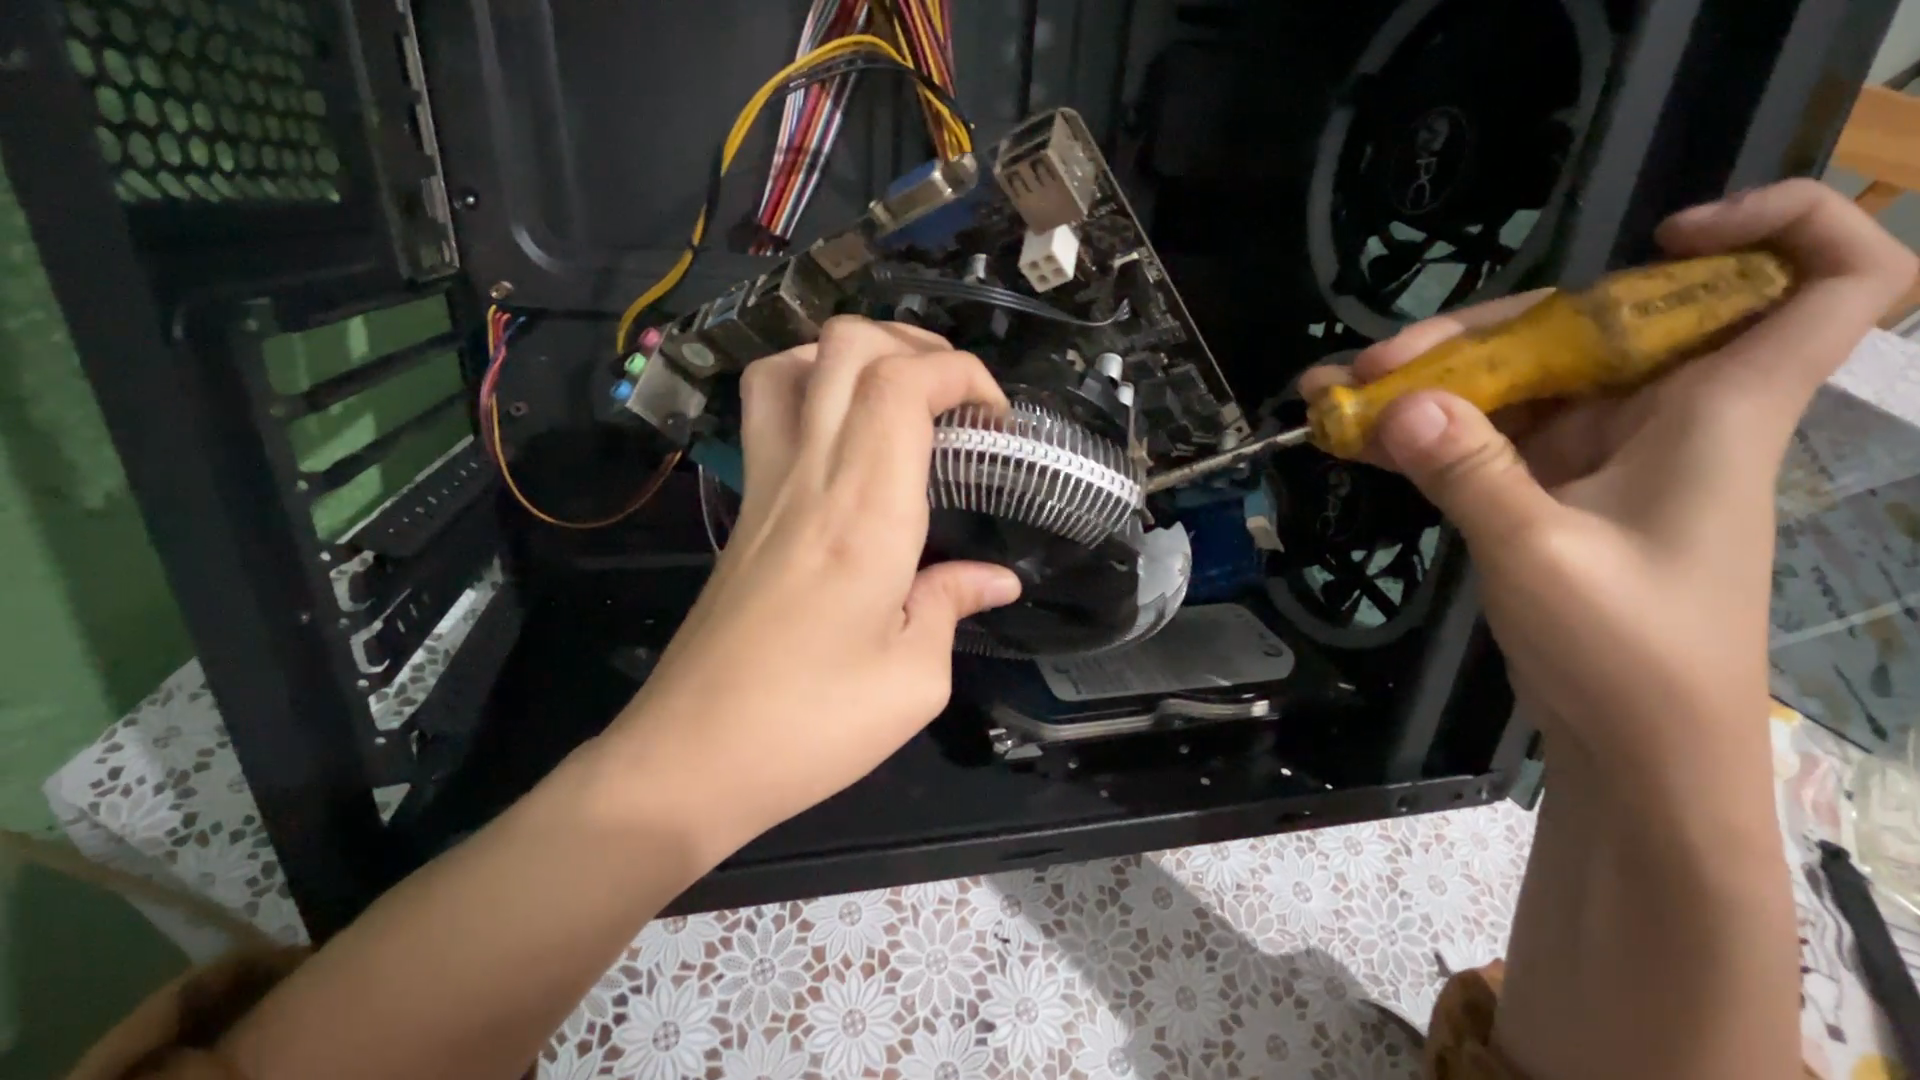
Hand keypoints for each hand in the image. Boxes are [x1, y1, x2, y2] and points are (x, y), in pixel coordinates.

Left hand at [596, 316, 1021, 856]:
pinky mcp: (743, 507)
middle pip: (847, 346)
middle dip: (917, 347)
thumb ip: (953, 605)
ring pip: (794, 361)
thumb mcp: (915, 679)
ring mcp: (766, 485)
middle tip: (959, 401)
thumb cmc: (813, 726)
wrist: (692, 757)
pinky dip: (811, 385)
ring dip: (857, 356)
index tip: (998, 420)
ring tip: (902, 399)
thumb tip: (995, 579)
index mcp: (864, 512)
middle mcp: (810, 476)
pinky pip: (768, 409)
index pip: (902, 384)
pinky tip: (844, 434)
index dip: (961, 373)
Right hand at [1301, 179, 1917, 785]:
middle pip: (1591, 320)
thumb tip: (1396, 404)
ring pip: (1522, 377)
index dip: (1779, 226)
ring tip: (1336, 392)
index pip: (1838, 280)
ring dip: (1426, 380)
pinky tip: (1352, 436)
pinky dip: (1423, 431)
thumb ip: (1470, 472)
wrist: (1636, 750)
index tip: (1664, 235)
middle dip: (1479, 329)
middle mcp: (1664, 414)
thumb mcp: (1541, 556)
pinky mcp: (1549, 490)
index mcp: (1718, 409)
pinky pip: (1485, 435)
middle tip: (1380, 365)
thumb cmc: (1630, 653)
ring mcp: (1599, 452)